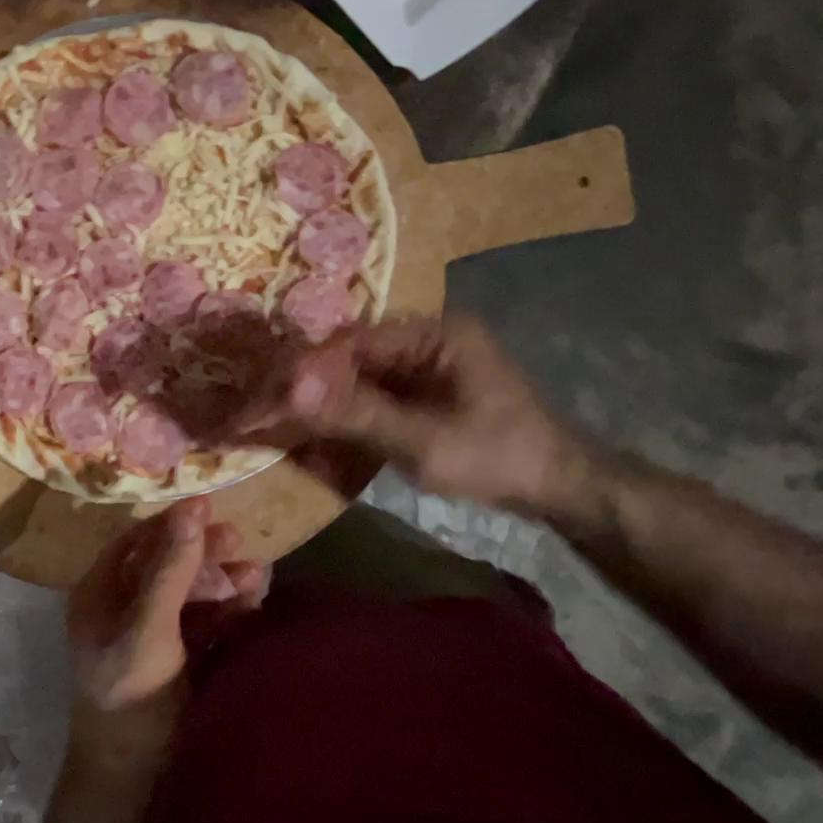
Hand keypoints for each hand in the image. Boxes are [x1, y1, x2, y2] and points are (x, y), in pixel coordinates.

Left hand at [67, 498, 266, 715]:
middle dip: (203, 552)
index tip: (208, 508)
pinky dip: (227, 608)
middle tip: (239, 541)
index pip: (133, 542)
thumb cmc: (131, 695)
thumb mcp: (148, 629)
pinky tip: (252, 601)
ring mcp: (150, 634)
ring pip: (189, 591)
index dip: (170, 523)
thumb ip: (169, 571)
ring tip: (256, 576)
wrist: (134, 772)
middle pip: (165, 564)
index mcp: (99, 595)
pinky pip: (203, 620)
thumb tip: (192, 510)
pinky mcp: (175, 658)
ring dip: (221, 579)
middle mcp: (121, 608)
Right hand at [285, 314, 598, 519]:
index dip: (305, 371)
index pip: (352, 342)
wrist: (560, 487)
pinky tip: (321, 442)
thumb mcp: (424, 440)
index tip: (264, 400)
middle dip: (309, 390)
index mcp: (436, 334)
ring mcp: (428, 370)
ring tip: (281, 431)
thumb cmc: (498, 457)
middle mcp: (428, 341)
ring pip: (359, 381)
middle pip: (352, 359)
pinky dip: (348, 423)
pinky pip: (374, 402)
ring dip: (325, 409)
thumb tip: (291, 388)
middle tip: (262, 417)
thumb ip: (358, 413)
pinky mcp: (427, 397)